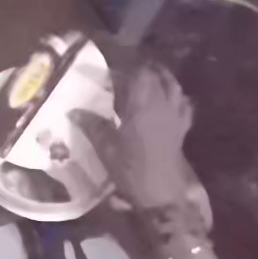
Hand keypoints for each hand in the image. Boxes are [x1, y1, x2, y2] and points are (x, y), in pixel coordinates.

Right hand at [72, 63, 205, 214]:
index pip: (137, 73)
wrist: (162, 194)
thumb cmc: (131, 170)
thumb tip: (74, 111)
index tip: (106, 64)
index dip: (123, 64)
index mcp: (143, 106)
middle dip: (140, 67)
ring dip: (159, 76)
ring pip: (172, 85)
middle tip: (122, 67)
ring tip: (145, 75)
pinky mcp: (182, 128)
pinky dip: (174, 95)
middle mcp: (162, 105)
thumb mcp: (106, 149)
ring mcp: (175, 116)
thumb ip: (92, 126)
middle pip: (156, 75)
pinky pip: (182, 103)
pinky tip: (167, 98)